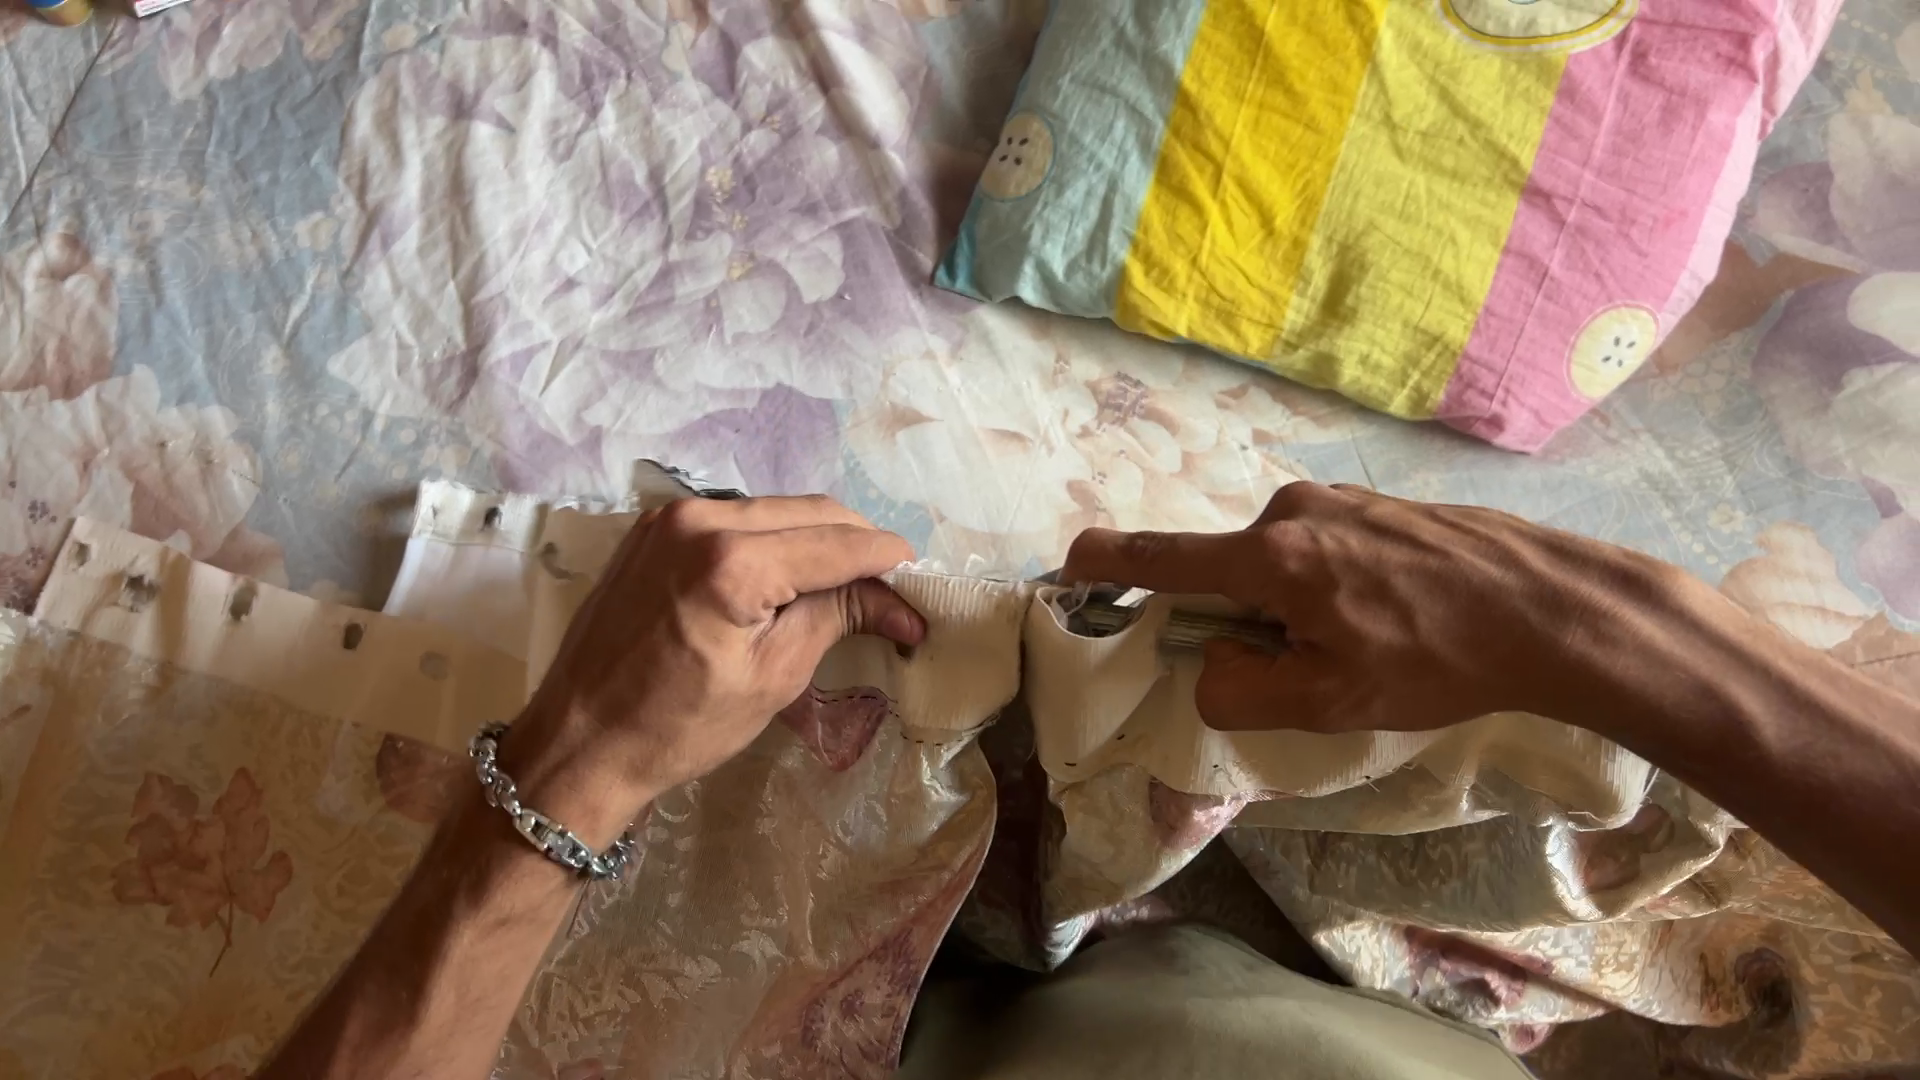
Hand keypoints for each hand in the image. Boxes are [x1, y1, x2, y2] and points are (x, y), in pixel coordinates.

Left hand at [501, 495, 924, 842]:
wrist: (577, 743)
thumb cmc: (681, 727)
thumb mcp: (775, 676)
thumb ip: (839, 616)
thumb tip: (899, 603)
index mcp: (732, 561)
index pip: (838, 542)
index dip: (886, 557)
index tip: (918, 576)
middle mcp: (701, 517)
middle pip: (812, 511)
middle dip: (859, 543)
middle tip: (887, 585)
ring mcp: (672, 515)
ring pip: (778, 509)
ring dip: (820, 538)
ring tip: (844, 581)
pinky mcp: (656, 525)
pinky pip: (740, 517)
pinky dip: (778, 537)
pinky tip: (791, 571)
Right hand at [1063, 482, 1700, 734]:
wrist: (1560, 609)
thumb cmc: (1437, 659)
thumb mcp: (1328, 702)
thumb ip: (1241, 690)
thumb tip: (1212, 667)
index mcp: (1269, 557)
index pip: (1162, 556)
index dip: (1108, 561)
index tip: (1071, 562)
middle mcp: (1290, 511)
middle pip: (1226, 569)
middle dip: (1239, 615)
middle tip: (1304, 659)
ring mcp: (1336, 499)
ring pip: (1275, 559)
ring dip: (1289, 600)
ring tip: (1363, 635)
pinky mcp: (1372, 502)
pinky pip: (1317, 544)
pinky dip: (1324, 580)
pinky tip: (1388, 607)